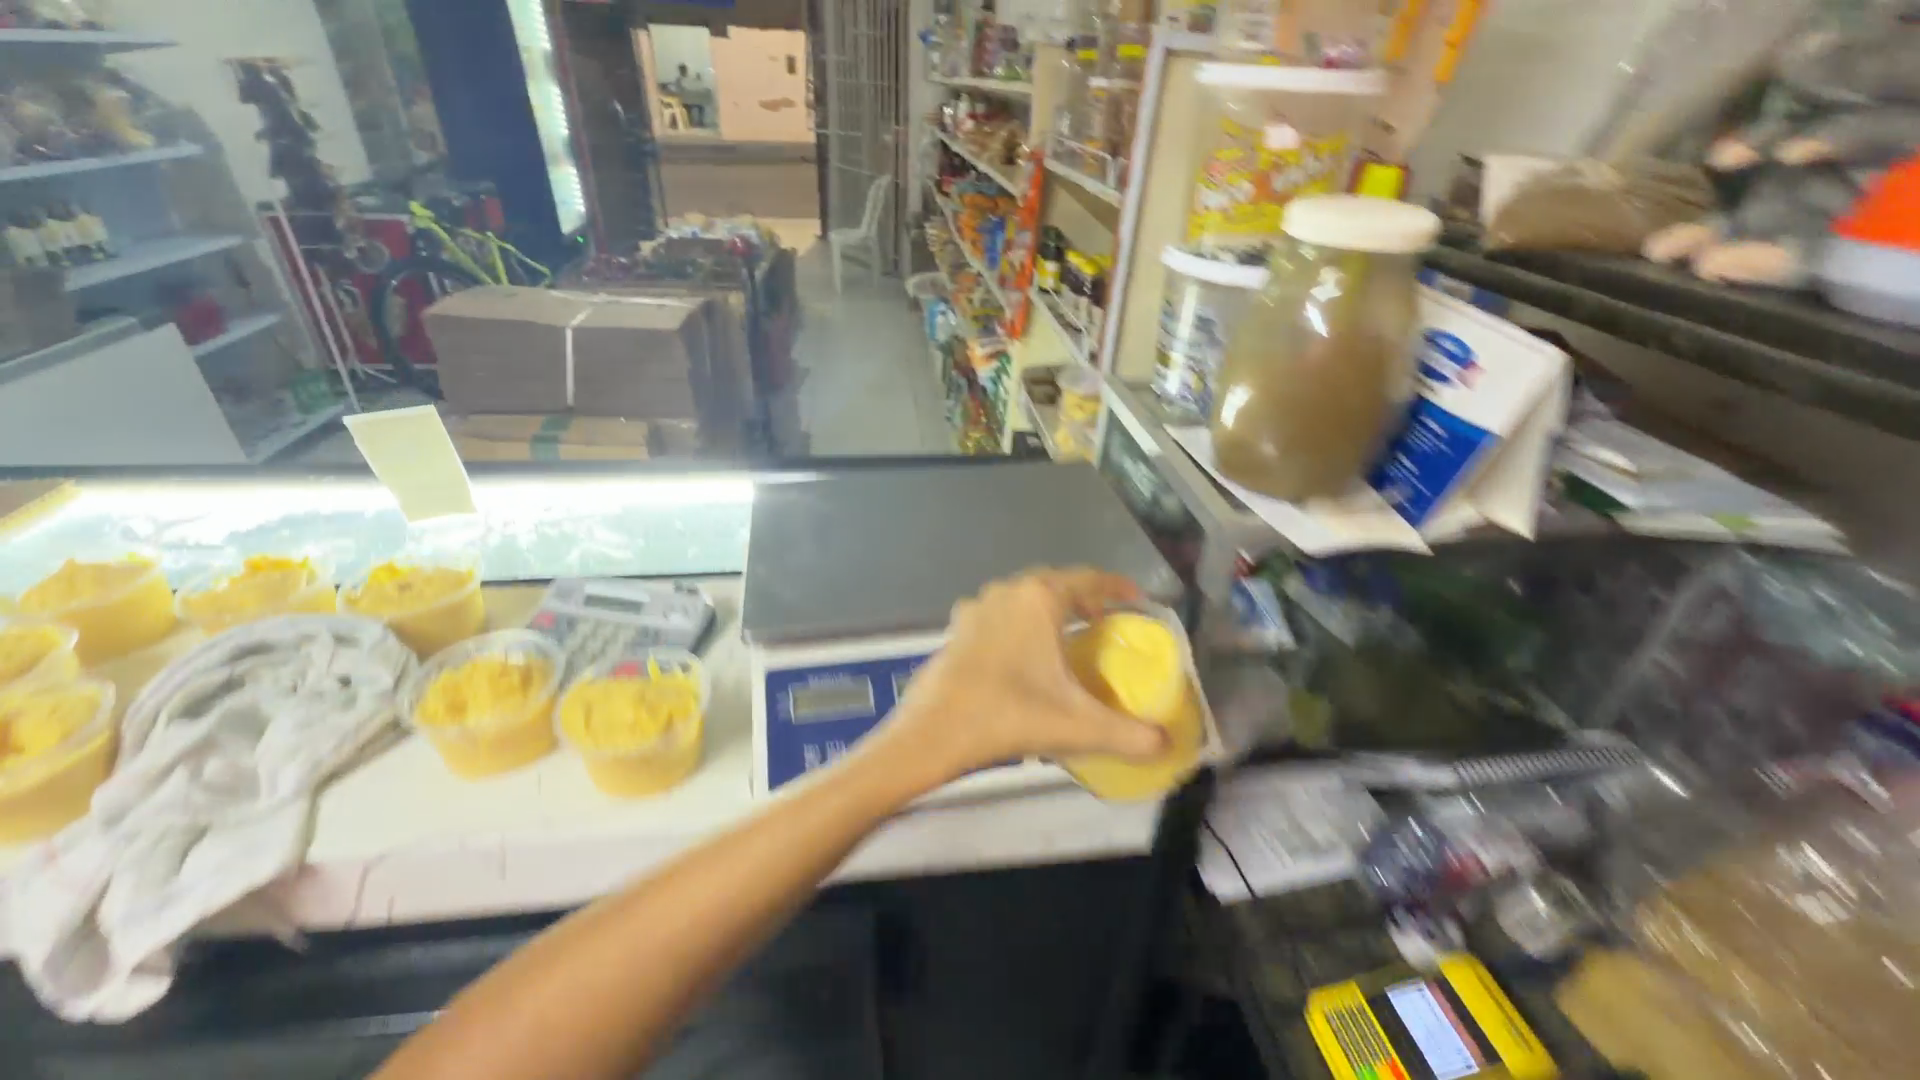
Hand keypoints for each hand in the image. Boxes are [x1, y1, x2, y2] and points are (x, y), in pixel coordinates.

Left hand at [866, 568, 1171, 785]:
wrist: (933, 734)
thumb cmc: (1009, 716)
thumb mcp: (1080, 727)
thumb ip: (1132, 735)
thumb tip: (1167, 745)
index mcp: (1039, 598)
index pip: (1089, 579)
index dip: (1117, 587)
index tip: (1137, 598)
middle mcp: (1006, 592)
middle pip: (1055, 586)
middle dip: (1083, 599)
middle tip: (1106, 624)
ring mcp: (975, 609)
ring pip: (1022, 601)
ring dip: (1046, 613)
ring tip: (1067, 640)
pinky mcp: (955, 632)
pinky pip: (998, 620)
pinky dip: (1018, 629)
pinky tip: (1023, 660)